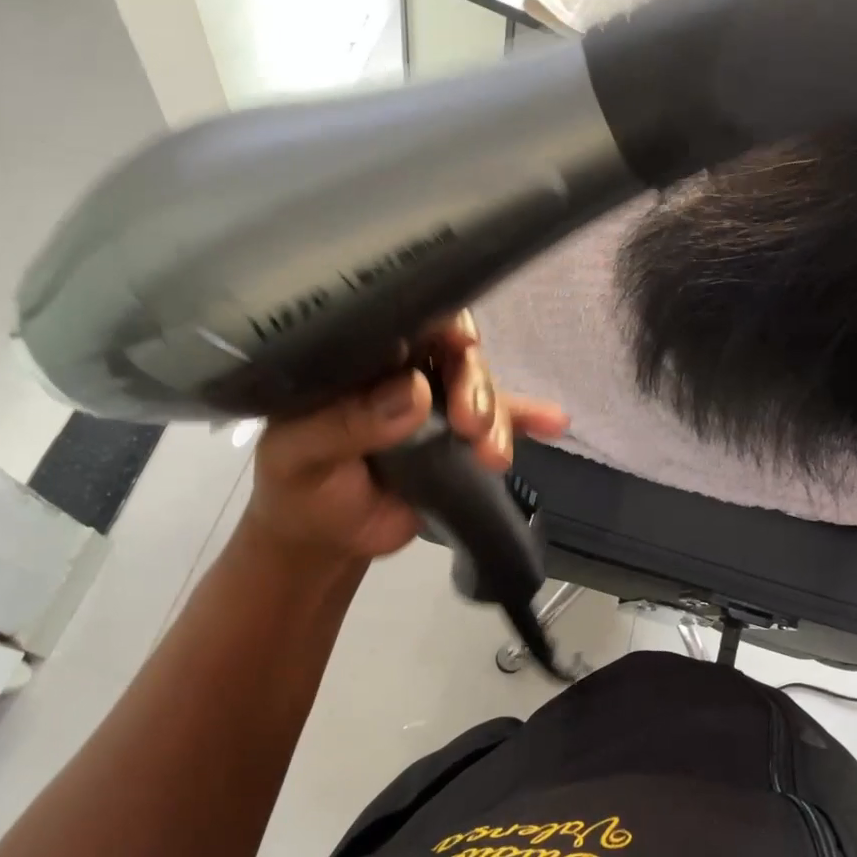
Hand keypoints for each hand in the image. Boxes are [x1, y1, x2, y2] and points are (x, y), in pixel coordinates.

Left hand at [243, 313, 568, 564]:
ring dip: (498, 416)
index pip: (403, 319)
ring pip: (483, 388)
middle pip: (455, 354)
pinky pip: (506, 419)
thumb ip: (346, 425)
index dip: (439, 322)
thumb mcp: (301, 456)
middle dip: (475, 384)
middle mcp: (406, 368)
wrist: (328, 537)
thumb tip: (412, 391)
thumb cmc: (302, 486)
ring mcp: (440, 402)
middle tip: (471, 424)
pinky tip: (554, 421)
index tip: (461, 343)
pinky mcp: (465, 436)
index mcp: (361, 359)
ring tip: (493, 457)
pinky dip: (530, 417)